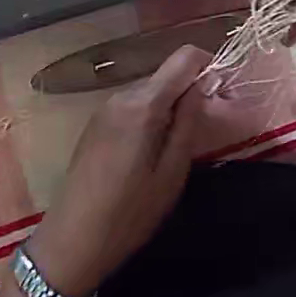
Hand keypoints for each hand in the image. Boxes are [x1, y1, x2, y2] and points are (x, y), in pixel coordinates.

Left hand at [27, 45, 213, 296]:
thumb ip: (188, 123)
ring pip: (149, 91)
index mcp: (143, 104)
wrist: (73, 238)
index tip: (222, 93)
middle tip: (208, 126)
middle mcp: (121, 96)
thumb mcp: (172, 172)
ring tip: (178, 145)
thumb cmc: (130, 212)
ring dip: (170, 106)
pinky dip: (149, 116)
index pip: (183, 58)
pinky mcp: (95, 123)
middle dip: (190, 91)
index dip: (208, 65)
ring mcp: (104, 108)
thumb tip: (202, 86)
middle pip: (166, 75)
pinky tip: (150, 151)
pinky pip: (132, 106)